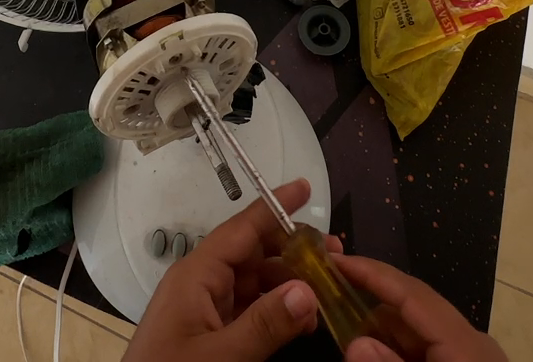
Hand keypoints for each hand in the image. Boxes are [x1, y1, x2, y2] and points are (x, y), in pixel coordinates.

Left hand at [122, 178, 340, 361]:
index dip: (274, 206)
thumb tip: (308, 290)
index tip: (304, 187)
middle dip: (292, 248)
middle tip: (335, 253)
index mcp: (197, 274)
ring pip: (254, 281)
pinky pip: (248, 308)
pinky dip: (277, 309)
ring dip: (289, 281)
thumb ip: (264, 325)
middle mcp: (201, 282)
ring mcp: (206, 309)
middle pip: (252, 252)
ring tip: (329, 285)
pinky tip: (305, 316)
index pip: (241, 228)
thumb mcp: (220, 356)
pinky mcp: (210, 333)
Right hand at [332, 256, 507, 361]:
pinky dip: (398, 354)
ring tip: (348, 339)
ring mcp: (472, 360)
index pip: (411, 293)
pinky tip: (377, 357)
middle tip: (329, 301)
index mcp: (465, 346)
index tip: (332, 259)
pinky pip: (427, 352)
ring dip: (382, 336)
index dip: (371, 273)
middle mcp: (472, 344)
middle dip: (370, 305)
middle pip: (412, 310)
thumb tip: (355, 343)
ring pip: (417, 333)